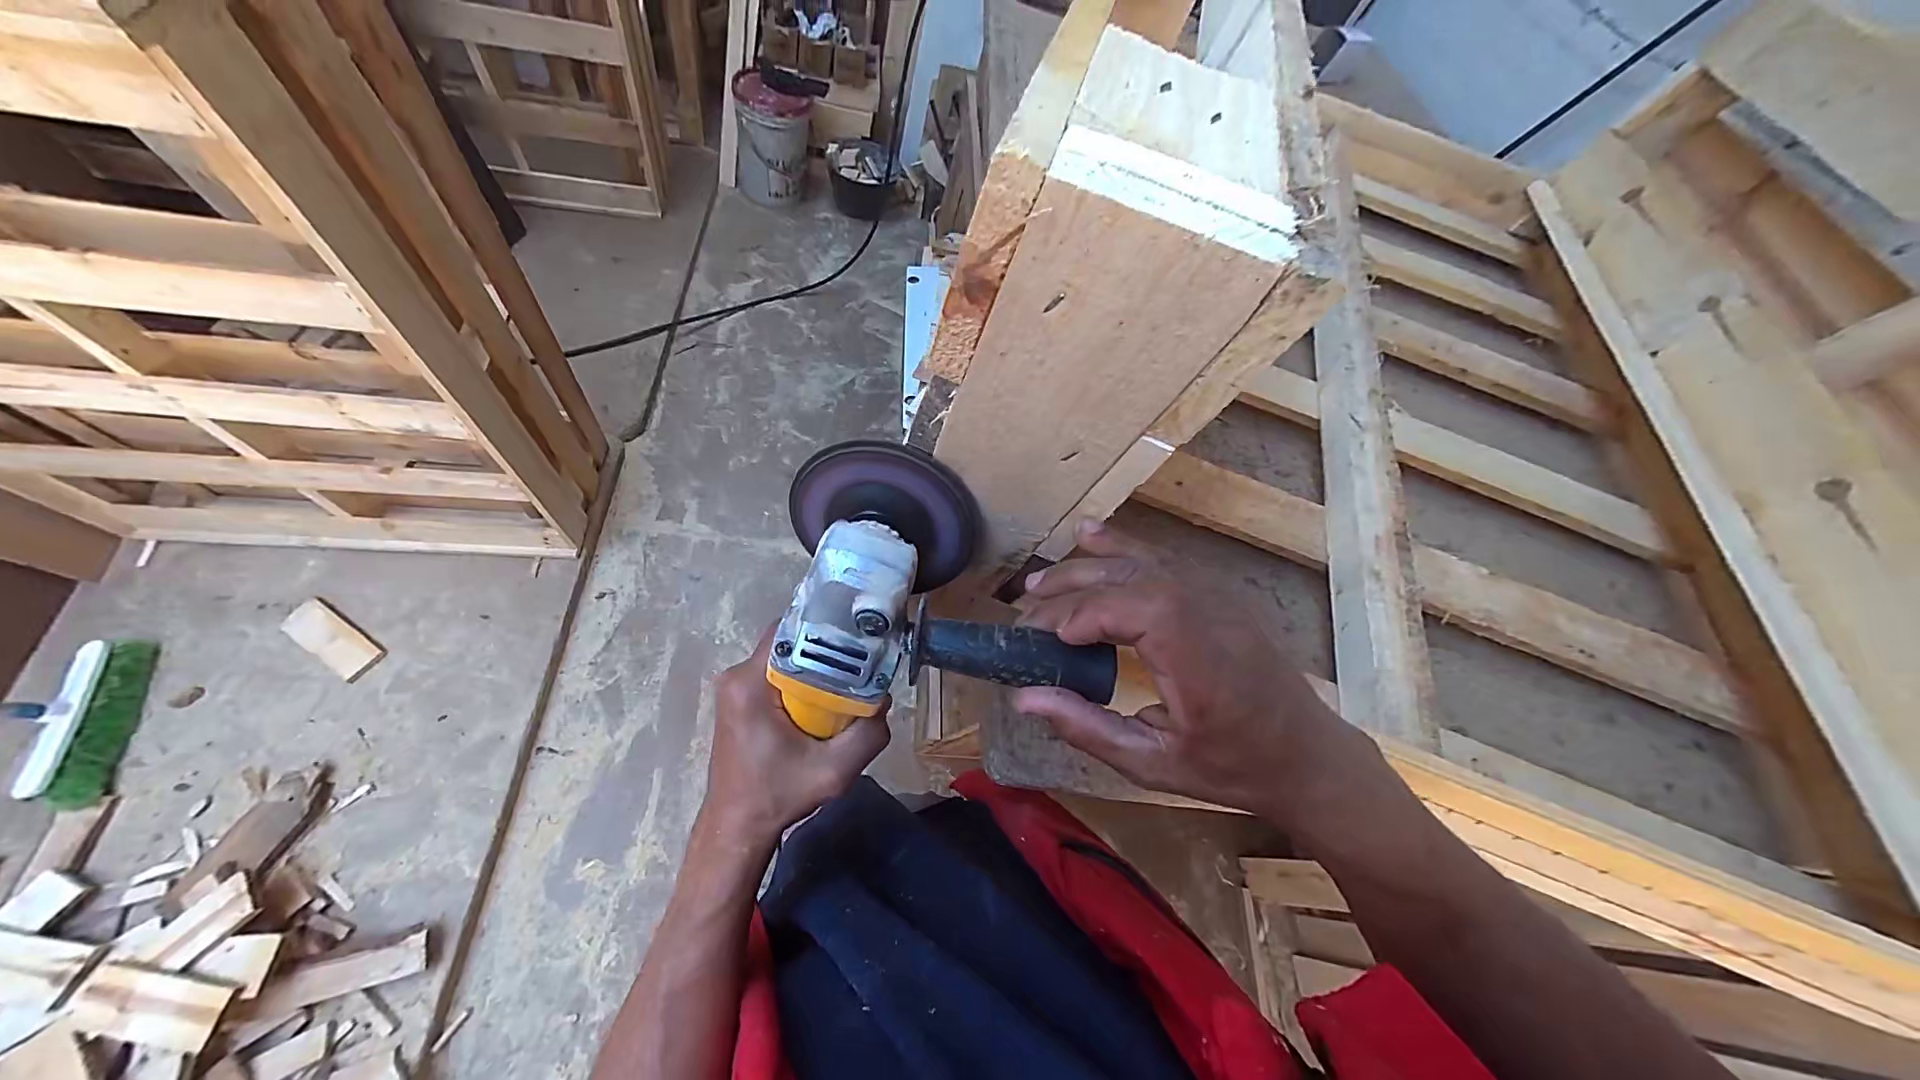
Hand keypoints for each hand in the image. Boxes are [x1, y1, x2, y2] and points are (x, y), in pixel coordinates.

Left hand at [701, 624, 890, 845]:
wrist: (738, 827)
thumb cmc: (778, 796)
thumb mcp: (835, 772)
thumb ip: (868, 735)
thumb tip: (883, 699)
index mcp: (750, 684)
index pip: (790, 630)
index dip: (826, 625)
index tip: (857, 632)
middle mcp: (737, 677)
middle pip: (789, 641)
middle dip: (826, 646)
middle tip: (861, 656)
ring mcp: (735, 688)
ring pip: (785, 657)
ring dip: (815, 664)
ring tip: (849, 677)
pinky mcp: (740, 701)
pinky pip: (778, 674)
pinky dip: (803, 679)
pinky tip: (826, 697)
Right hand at [1011, 521, 1378, 820]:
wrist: (1307, 753)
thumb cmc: (1232, 767)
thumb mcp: (1153, 764)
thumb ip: (1087, 728)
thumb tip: (1024, 697)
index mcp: (1200, 662)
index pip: (1135, 609)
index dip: (1083, 614)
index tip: (1044, 642)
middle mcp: (1210, 614)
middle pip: (1128, 578)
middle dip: (1068, 590)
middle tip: (1025, 616)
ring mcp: (1217, 595)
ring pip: (1139, 561)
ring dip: (1084, 568)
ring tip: (1038, 584)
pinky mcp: (1217, 591)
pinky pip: (1161, 559)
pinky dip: (1119, 548)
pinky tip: (1088, 536)